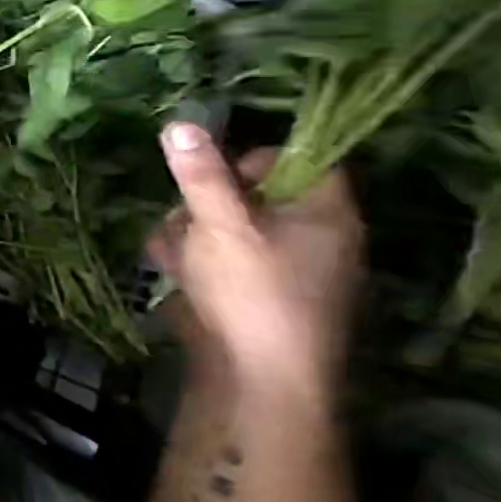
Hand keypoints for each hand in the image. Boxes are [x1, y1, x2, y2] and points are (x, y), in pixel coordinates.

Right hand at [154, 123, 364, 396]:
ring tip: (177, 252)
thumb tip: (179, 122)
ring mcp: (281, 263)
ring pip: (221, 220)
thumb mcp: (220, 225)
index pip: (299, 159)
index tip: (213, 170)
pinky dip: (190, 254)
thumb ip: (200, 174)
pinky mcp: (251, 286)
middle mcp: (311, 234)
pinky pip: (214, 251)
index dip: (252, 157)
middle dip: (203, 199)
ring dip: (187, 228)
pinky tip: (175, 270)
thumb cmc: (252, 293)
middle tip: (187, 217)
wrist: (257, 380)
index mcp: (325, 214)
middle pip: (249, 189)